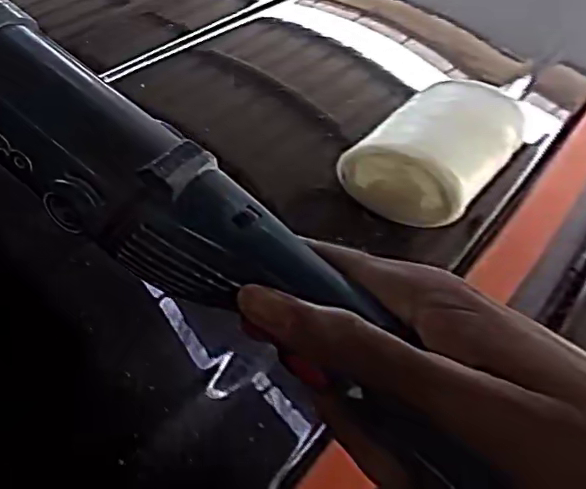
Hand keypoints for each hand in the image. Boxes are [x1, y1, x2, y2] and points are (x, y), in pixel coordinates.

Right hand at [237, 243, 585, 487]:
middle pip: (325, 332)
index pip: (303, 256)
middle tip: (360, 423)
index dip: (266, 284)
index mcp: (421, 293)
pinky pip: (395, 410)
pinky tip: (433, 472)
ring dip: (371, 430)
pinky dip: (402, 447)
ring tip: (418, 468)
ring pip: (357, 381)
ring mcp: (444, 358)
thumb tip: (255, 298)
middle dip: (335, 388)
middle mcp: (424, 315)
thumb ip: (359, 345)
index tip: (252, 325)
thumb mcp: (471, 403)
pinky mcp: (458, 396)